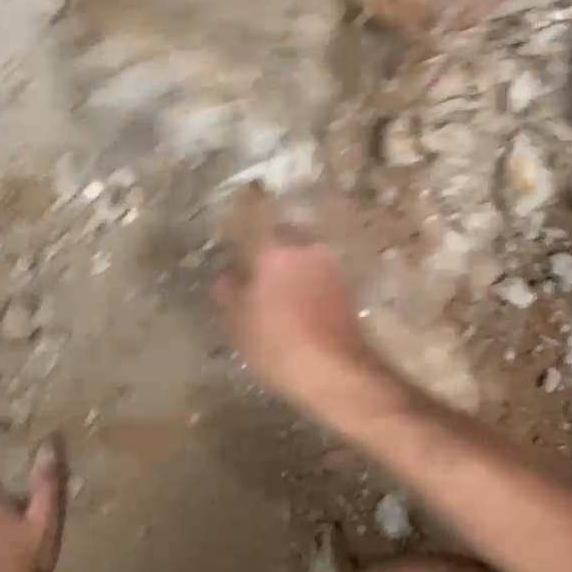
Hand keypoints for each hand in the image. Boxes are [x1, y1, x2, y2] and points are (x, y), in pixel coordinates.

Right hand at [214, 187, 405, 421]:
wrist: (339, 373)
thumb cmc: (278, 345)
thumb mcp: (238, 324)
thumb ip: (228, 291)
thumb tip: (226, 272)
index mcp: (274, 249)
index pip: (255, 213)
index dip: (245, 204)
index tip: (236, 198)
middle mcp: (305, 247)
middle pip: (281, 233)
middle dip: (267, 241)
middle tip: (251, 259)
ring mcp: (330, 266)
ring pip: (301, 253)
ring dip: (288, 262)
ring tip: (273, 285)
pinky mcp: (345, 287)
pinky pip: (316, 272)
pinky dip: (304, 279)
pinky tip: (296, 301)